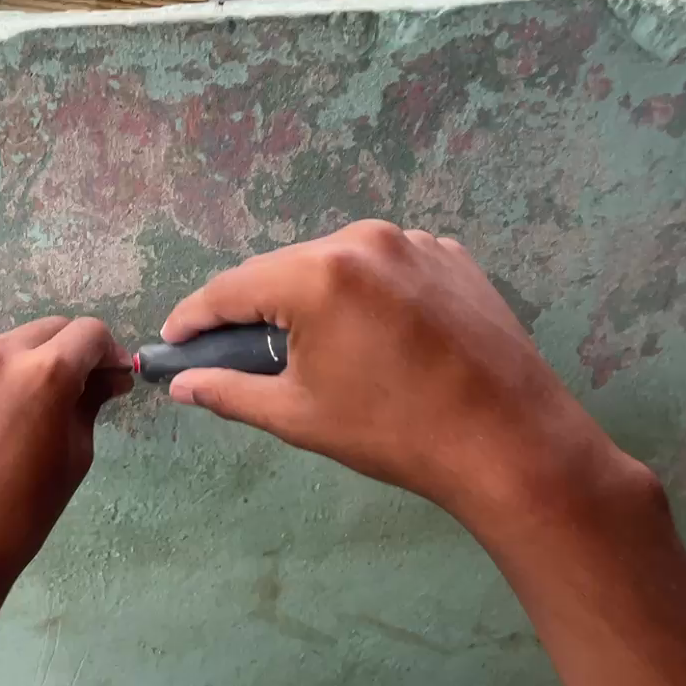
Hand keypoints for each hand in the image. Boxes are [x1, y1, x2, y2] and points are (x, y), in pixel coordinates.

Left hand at [0, 317, 131, 598]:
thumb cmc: (21, 514)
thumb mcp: (74, 457)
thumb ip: (91, 402)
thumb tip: (109, 375)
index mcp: (45, 372)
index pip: (89, 332)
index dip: (106, 352)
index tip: (107, 378)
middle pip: (46, 330)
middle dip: (66, 353)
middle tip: (67, 394)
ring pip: (3, 347)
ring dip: (20, 367)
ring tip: (13, 416)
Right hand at [163, 220, 639, 529]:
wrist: (514, 446)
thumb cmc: (393, 433)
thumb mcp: (296, 416)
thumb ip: (228, 391)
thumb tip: (181, 385)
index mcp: (318, 275)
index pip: (230, 289)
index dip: (193, 318)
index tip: (171, 341)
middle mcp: (362, 239)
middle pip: (278, 270)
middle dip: (248, 308)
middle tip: (232, 350)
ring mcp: (412, 241)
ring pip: (328, 263)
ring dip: (303, 296)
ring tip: (304, 344)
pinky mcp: (449, 254)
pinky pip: (378, 265)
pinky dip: (356, 291)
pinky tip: (364, 332)